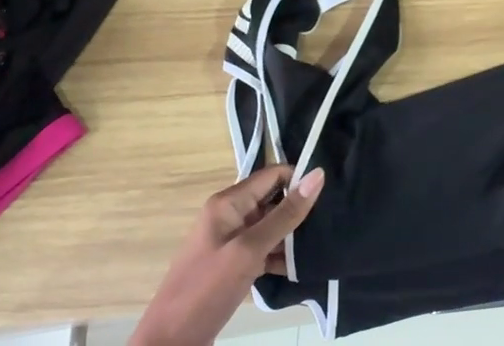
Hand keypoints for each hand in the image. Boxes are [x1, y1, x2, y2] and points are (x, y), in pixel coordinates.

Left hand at [130, 165, 323, 345]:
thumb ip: (284, 214)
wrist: (169, 345)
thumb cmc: (206, 291)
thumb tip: (318, 174)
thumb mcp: (249, 251)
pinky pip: (264, 250)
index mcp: (228, 203)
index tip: (331, 192)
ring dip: (293, 235)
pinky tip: (303, 267)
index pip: (272, 175)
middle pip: (273, 200)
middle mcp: (229, 216)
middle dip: (299, 209)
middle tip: (333, 219)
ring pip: (270, 227)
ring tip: (326, 241)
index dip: (300, 179)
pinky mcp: (233, 267)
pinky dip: (281, 256)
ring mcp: (230, 243)